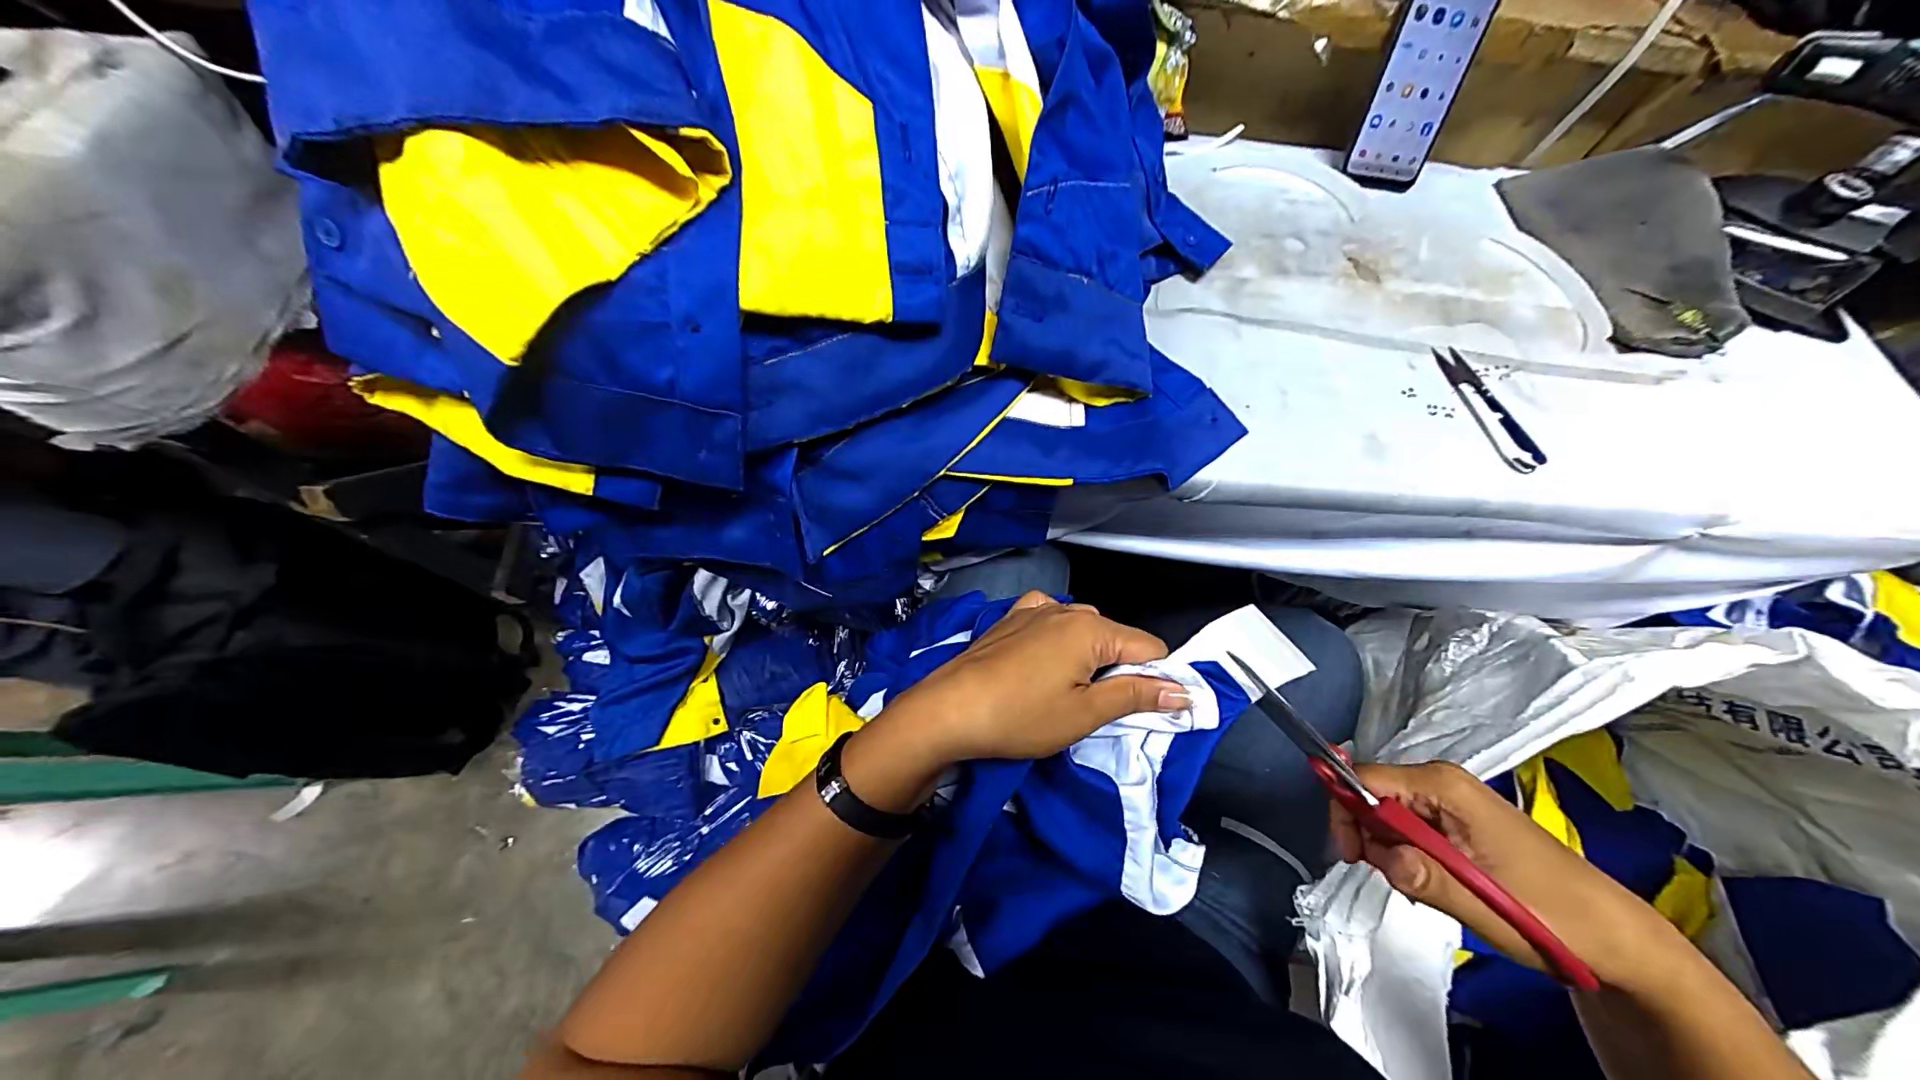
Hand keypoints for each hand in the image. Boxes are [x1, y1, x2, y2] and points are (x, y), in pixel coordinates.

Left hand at [865, 592, 1184, 768]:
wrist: (946, 711)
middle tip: (1098, 709)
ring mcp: (1033, 610)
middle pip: (1116, 637)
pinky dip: (1057, 641)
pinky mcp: (1010, 620)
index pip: (1150, 648)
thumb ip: (1135, 696)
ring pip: (1083, 629)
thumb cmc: (1019, 716)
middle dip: (1119, 669)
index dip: (1156, 680)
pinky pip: (1049, 622)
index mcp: (1090, 628)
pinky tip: (1043, 663)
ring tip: (1065, 692)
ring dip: (1087, 657)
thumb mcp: (1084, 714)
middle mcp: (1065, 609)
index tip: (1146, 710)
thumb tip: (1181, 691)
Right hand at [1331, 762, 1688, 992]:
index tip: (1354, 857)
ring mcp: (1450, 799)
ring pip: (1386, 813)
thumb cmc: (1554, 916)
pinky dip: (1408, 853)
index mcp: (1444, 786)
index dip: (1346, 813)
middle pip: (1370, 794)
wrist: (1616, 937)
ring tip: (1427, 884)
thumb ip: (1423, 877)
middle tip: (1400, 878)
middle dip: (1371, 837)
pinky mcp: (1455, 819)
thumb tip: (1376, 854)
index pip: (1362, 778)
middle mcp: (1442, 781)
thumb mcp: (1482, 904)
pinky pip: (1407, 825)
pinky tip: (1435, 879)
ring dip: (1392, 850)